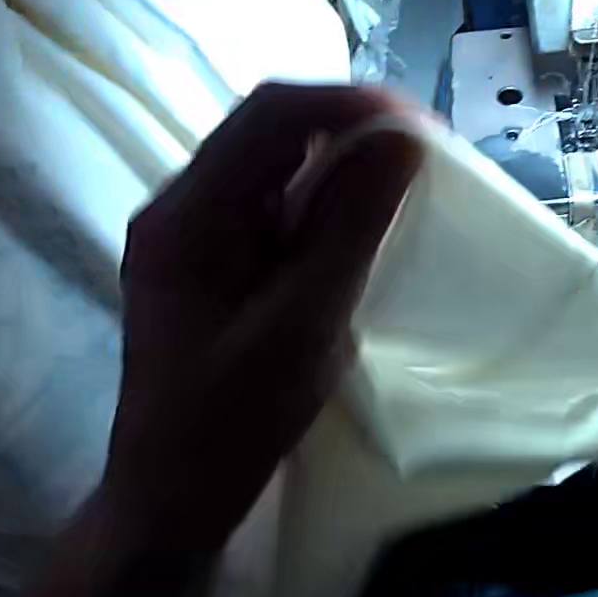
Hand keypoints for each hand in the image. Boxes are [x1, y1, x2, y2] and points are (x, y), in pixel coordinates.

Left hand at [104, 83, 421, 549]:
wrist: (175, 493)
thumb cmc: (235, 418)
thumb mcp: (306, 320)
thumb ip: (352, 224)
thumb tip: (402, 142)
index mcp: (188, 215)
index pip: (270, 117)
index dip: (349, 104)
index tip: (420, 122)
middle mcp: (184, 203)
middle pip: (270, 126)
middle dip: (350, 119)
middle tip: (422, 140)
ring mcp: (199, 225)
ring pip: (278, 155)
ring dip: (344, 149)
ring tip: (406, 162)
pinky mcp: (220, 249)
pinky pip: (281, 193)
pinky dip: (331, 185)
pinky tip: (367, 201)